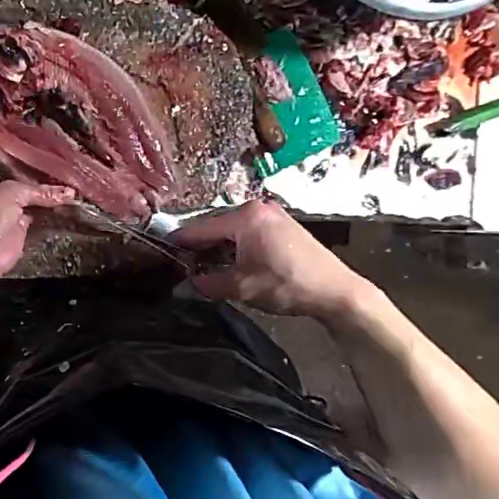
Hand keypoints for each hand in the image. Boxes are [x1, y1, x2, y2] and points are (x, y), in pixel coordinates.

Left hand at [0, 165, 74, 280]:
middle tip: (63, 170)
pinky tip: (66, 203)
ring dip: (45, 196)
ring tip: (70, 186)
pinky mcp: (16, 227)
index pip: (3, 162)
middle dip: (39, 179)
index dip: (24, 159)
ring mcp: (3, 210)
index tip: (47, 155)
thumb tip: (70, 192)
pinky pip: (36, 215)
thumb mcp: (14, 192)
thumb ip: (40, 191)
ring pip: (28, 199)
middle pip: (18, 181)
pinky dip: (49, 212)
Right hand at [172, 199, 372, 320]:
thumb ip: (210, 282)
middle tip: (183, 263)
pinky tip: (230, 260)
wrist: (335, 290)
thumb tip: (191, 282)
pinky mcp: (282, 224)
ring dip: (217, 245)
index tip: (163, 249)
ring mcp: (271, 214)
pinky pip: (247, 230)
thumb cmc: (288, 285)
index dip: (180, 241)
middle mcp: (256, 207)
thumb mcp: (242, 287)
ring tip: (204, 265)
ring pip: (231, 228)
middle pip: (215, 224)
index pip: (200, 227)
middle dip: (199, 244)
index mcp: (245, 217)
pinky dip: (234, 244)